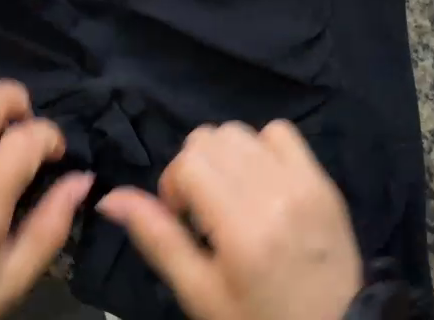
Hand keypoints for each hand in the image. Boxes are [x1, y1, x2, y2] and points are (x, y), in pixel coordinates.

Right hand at [96, 122, 362, 319]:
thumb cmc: (260, 319)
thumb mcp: (201, 293)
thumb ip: (157, 238)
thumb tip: (109, 197)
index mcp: (243, 229)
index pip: (189, 162)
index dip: (174, 185)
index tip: (184, 218)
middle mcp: (274, 195)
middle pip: (210, 138)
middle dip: (196, 168)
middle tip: (206, 209)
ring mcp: (303, 184)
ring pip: (239, 132)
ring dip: (226, 157)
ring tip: (234, 196)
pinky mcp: (323, 182)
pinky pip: (280, 132)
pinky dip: (262, 148)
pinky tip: (263, 182)